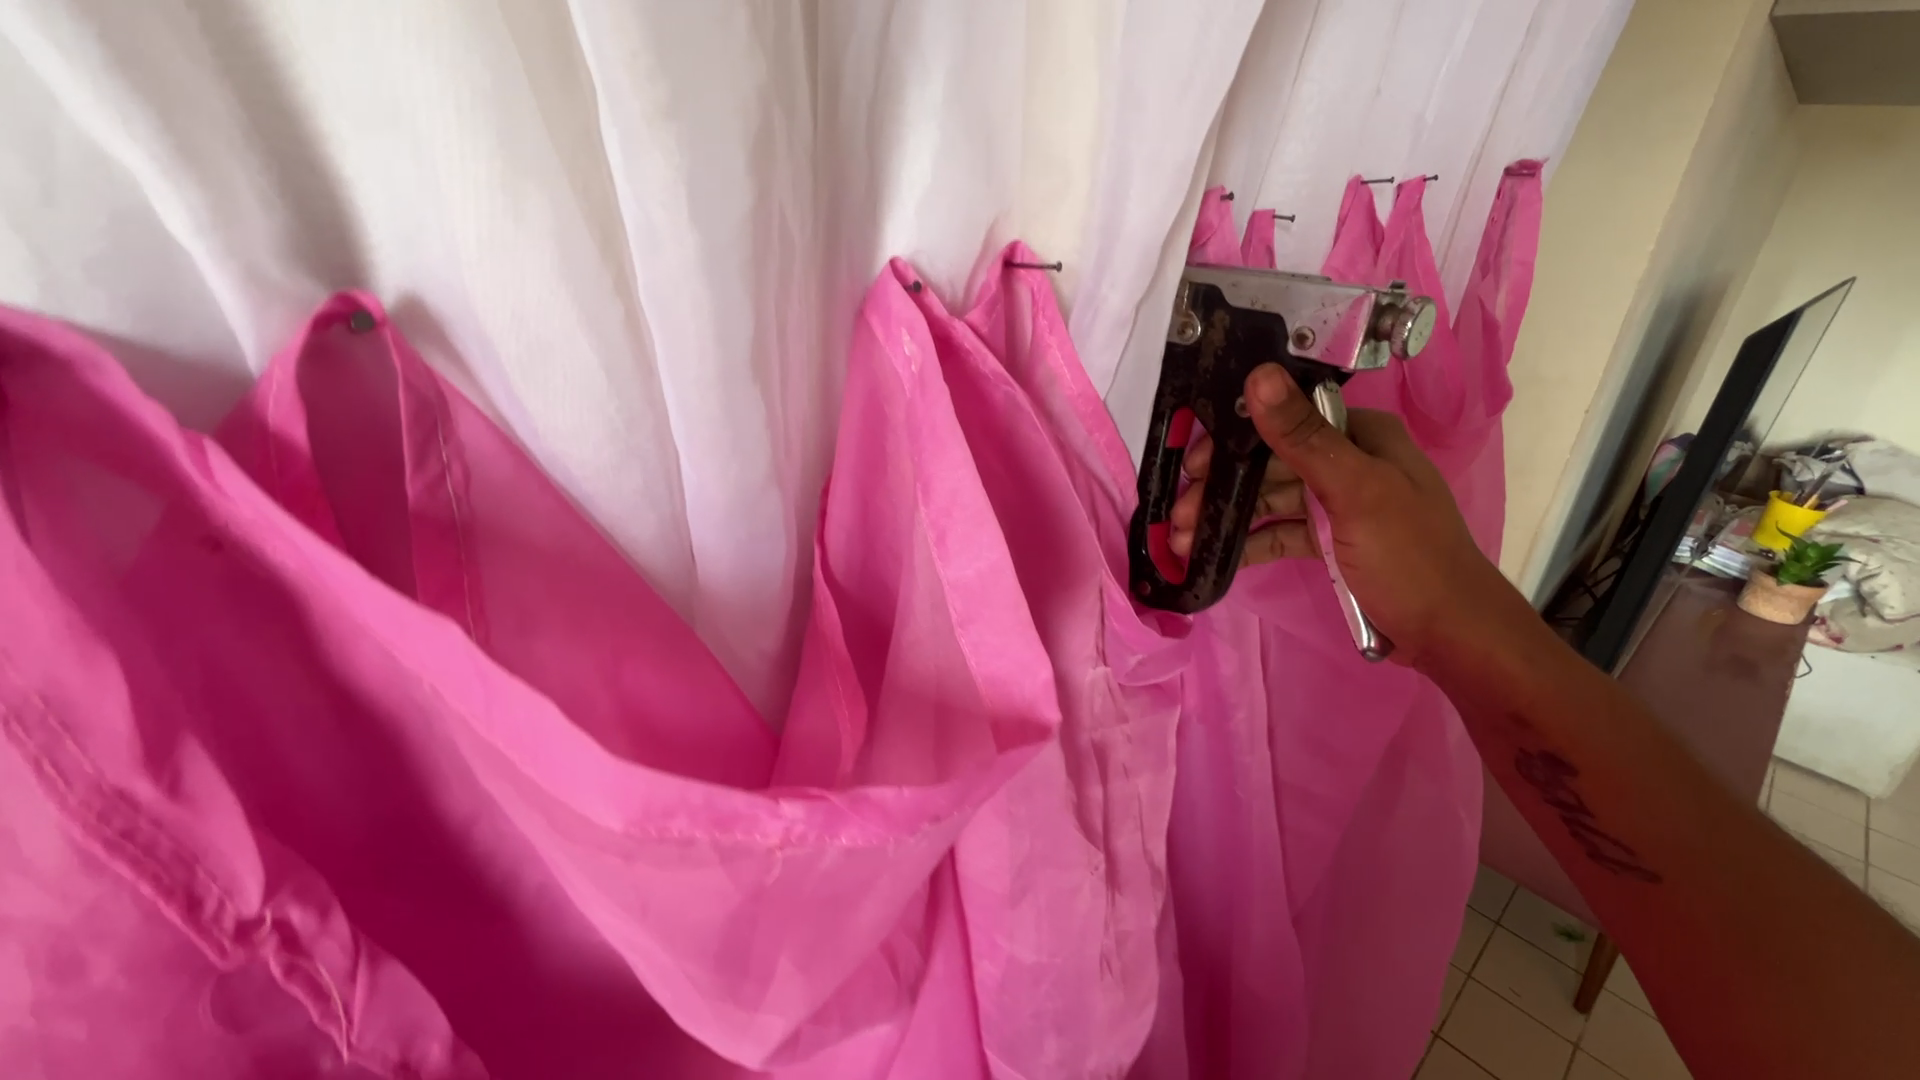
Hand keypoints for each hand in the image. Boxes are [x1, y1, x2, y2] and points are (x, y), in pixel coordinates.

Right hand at [1169, 363, 1521, 663]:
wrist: (1448, 635)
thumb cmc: (1408, 557)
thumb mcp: (1354, 492)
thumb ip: (1303, 437)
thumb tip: (1258, 375)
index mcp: (1362, 437)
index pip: (1287, 419)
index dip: (1235, 437)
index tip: (1193, 464)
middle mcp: (1346, 462)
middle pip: (1269, 463)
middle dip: (1220, 487)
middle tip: (1177, 513)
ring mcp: (1335, 504)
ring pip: (1267, 500)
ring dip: (1225, 517)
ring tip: (1182, 541)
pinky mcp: (1327, 541)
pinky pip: (1277, 532)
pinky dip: (1246, 542)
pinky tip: (1213, 556)